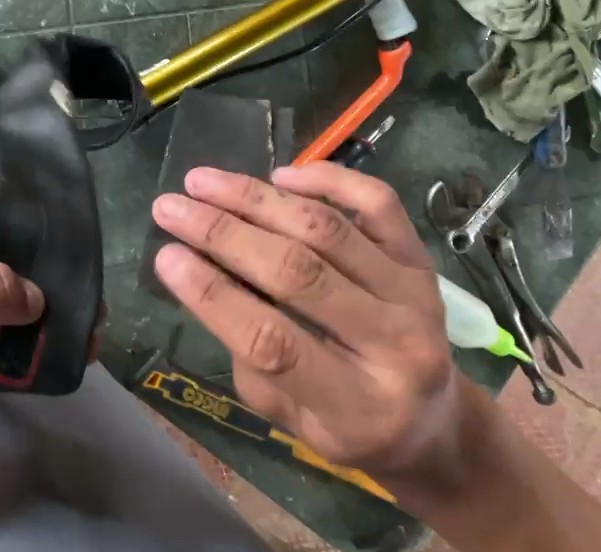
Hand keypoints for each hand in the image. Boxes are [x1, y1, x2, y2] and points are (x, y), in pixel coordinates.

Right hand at [151, 164, 459, 478]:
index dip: (212, 295)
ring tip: (201, 182)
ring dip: (254, 198)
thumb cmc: (345, 426)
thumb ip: (247, 352)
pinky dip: (328, 180)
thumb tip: (201, 271)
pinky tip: (279, 175)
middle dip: (221, 233)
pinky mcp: (422, 261)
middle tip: (169, 207)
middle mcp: (395, 346)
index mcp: (356, 406)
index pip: (273, 341)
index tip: (164, 255)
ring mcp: (414, 297)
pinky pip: (378, 204)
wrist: (436, 425)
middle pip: (299, 272)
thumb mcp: (286, 415)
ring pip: (327, 230)